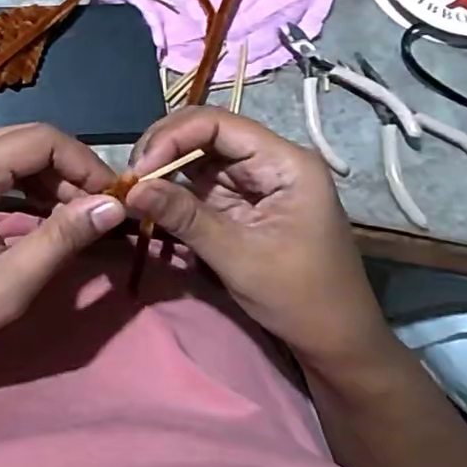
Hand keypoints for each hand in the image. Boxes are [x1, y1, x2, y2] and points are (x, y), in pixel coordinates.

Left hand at [0, 123, 123, 426]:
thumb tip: (114, 206)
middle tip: (102, 205)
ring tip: (81, 213)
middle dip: (71, 167)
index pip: (41, 140)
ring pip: (14, 151)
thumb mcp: (9, 284)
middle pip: (28, 139)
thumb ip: (62, 238)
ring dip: (51, 176)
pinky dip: (28, 185)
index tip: (113, 196)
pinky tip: (49, 213)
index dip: (84, 162)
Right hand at [123, 106, 395, 377]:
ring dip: (165, 168)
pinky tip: (151, 198)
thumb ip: (185, 217)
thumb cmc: (300, 299)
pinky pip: (203, 182)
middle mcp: (271, 160)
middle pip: (207, 133)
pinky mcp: (244, 201)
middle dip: (164, 148)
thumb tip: (132, 189)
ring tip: (134, 187)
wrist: (336, 342)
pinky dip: (175, 189)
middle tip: (131, 178)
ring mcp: (257, 180)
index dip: (173, 137)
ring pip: (200, 156)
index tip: (140, 169)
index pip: (218, 124)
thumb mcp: (239, 257)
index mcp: (285, 162)